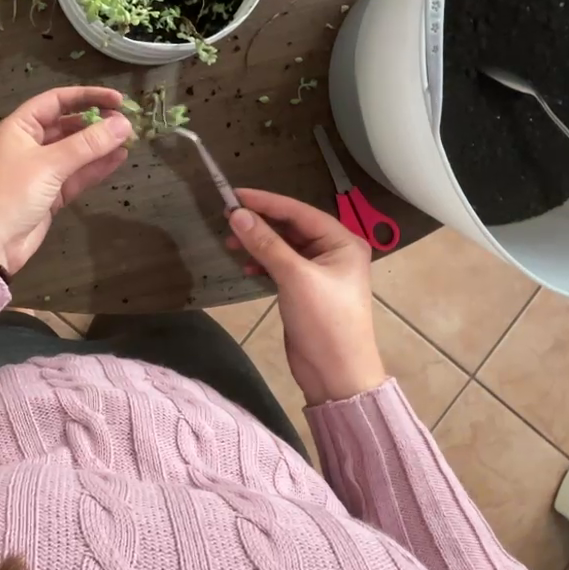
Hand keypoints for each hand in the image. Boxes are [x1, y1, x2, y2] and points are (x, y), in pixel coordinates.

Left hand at [0, 86, 130, 273]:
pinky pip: (78, 174)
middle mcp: (32, 143)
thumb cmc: (12, 193)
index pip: (58, 100)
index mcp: (21, 126)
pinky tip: (120, 158)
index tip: (118, 100)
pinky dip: (97, 167)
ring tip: (130, 139)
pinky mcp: (53, 192)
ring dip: (101, 145)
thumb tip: (124, 124)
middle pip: (70, 125)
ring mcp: (43, 169)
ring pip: (77, 151)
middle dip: (98, 123)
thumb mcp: (49, 164)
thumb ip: (87, 144)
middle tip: (128, 124)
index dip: (88, 96)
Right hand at [226, 188, 386, 404]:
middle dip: (259, 222)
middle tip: (226, 217)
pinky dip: (262, 263)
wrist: (337, 375)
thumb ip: (265, 243)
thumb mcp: (294, 277)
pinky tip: (246, 267)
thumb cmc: (324, 321)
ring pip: (283, 246)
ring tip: (229, 241)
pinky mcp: (305, 290)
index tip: (233, 194)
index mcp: (342, 241)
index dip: (265, 202)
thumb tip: (236, 214)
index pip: (298, 211)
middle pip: (290, 227)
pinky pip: (280, 266)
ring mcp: (319, 272)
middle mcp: (333, 251)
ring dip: (257, 243)